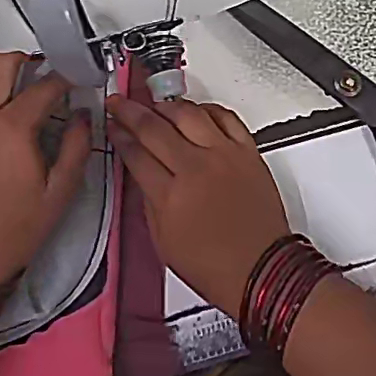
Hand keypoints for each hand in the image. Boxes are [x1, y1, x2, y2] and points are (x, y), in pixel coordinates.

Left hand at [0, 43, 91, 299]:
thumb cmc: (16, 229)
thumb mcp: (60, 192)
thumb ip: (77, 148)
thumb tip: (84, 116)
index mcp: (12, 129)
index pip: (44, 87)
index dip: (65, 79)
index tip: (78, 78)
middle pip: (0, 64)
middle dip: (25, 58)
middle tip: (43, 68)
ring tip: (2, 55)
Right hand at [106, 94, 289, 318]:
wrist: (261, 271)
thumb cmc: (215, 265)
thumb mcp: (163, 241)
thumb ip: (148, 200)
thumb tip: (139, 171)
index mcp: (170, 196)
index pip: (136, 153)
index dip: (119, 136)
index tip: (113, 127)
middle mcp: (196, 169)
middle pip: (154, 127)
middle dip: (130, 112)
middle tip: (120, 104)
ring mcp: (224, 156)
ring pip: (188, 113)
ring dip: (165, 106)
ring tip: (154, 106)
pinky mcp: (248, 152)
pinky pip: (225, 117)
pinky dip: (207, 109)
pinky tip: (196, 111)